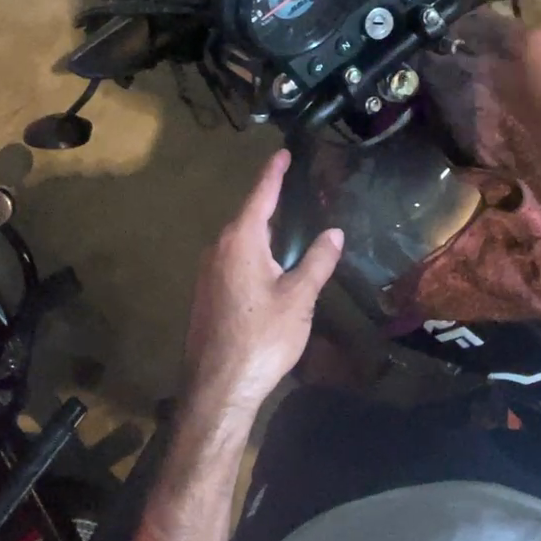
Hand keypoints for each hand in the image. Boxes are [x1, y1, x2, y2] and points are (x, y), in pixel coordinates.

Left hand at [182, 151, 343, 411]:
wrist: (218, 388)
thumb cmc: (262, 337)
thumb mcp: (299, 297)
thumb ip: (317, 260)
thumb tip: (334, 232)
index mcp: (241, 240)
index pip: (261, 195)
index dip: (274, 173)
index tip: (283, 153)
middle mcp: (219, 248)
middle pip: (249, 217)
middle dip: (273, 205)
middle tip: (300, 195)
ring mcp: (208, 272)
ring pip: (241, 241)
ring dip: (264, 234)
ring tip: (292, 233)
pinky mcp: (206, 294)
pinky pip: (233, 260)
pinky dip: (254, 255)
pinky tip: (272, 270)